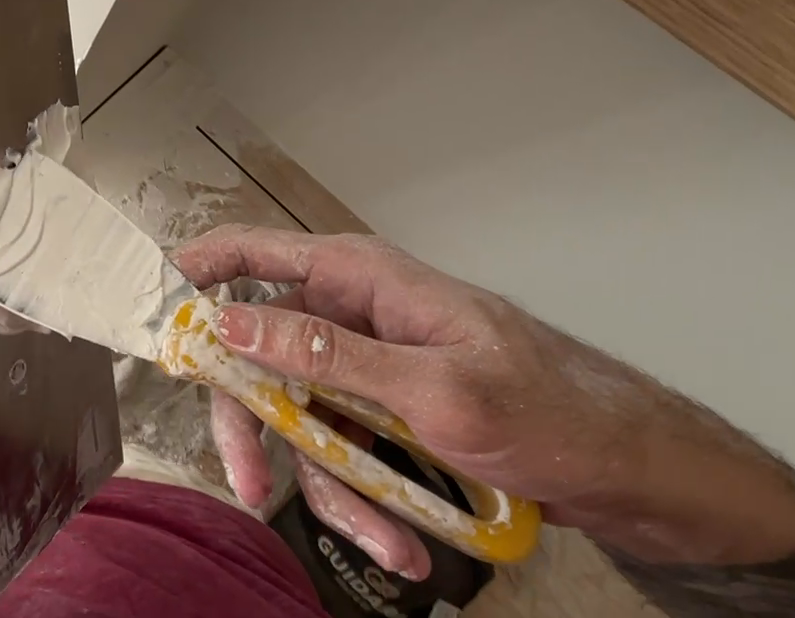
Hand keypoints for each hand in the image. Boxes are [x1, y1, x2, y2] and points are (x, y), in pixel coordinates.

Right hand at [174, 225, 794, 580]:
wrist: (643, 476)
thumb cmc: (552, 408)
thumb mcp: (435, 387)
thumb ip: (324, 353)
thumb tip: (224, 324)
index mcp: (352, 277)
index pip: (245, 251)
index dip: (189, 273)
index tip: (150, 316)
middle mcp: (343, 312)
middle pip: (254, 353)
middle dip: (255, 424)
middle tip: (248, 478)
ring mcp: (357, 364)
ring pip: (294, 414)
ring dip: (327, 484)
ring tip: (382, 543)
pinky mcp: (373, 409)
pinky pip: (336, 448)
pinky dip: (361, 500)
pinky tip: (401, 543)